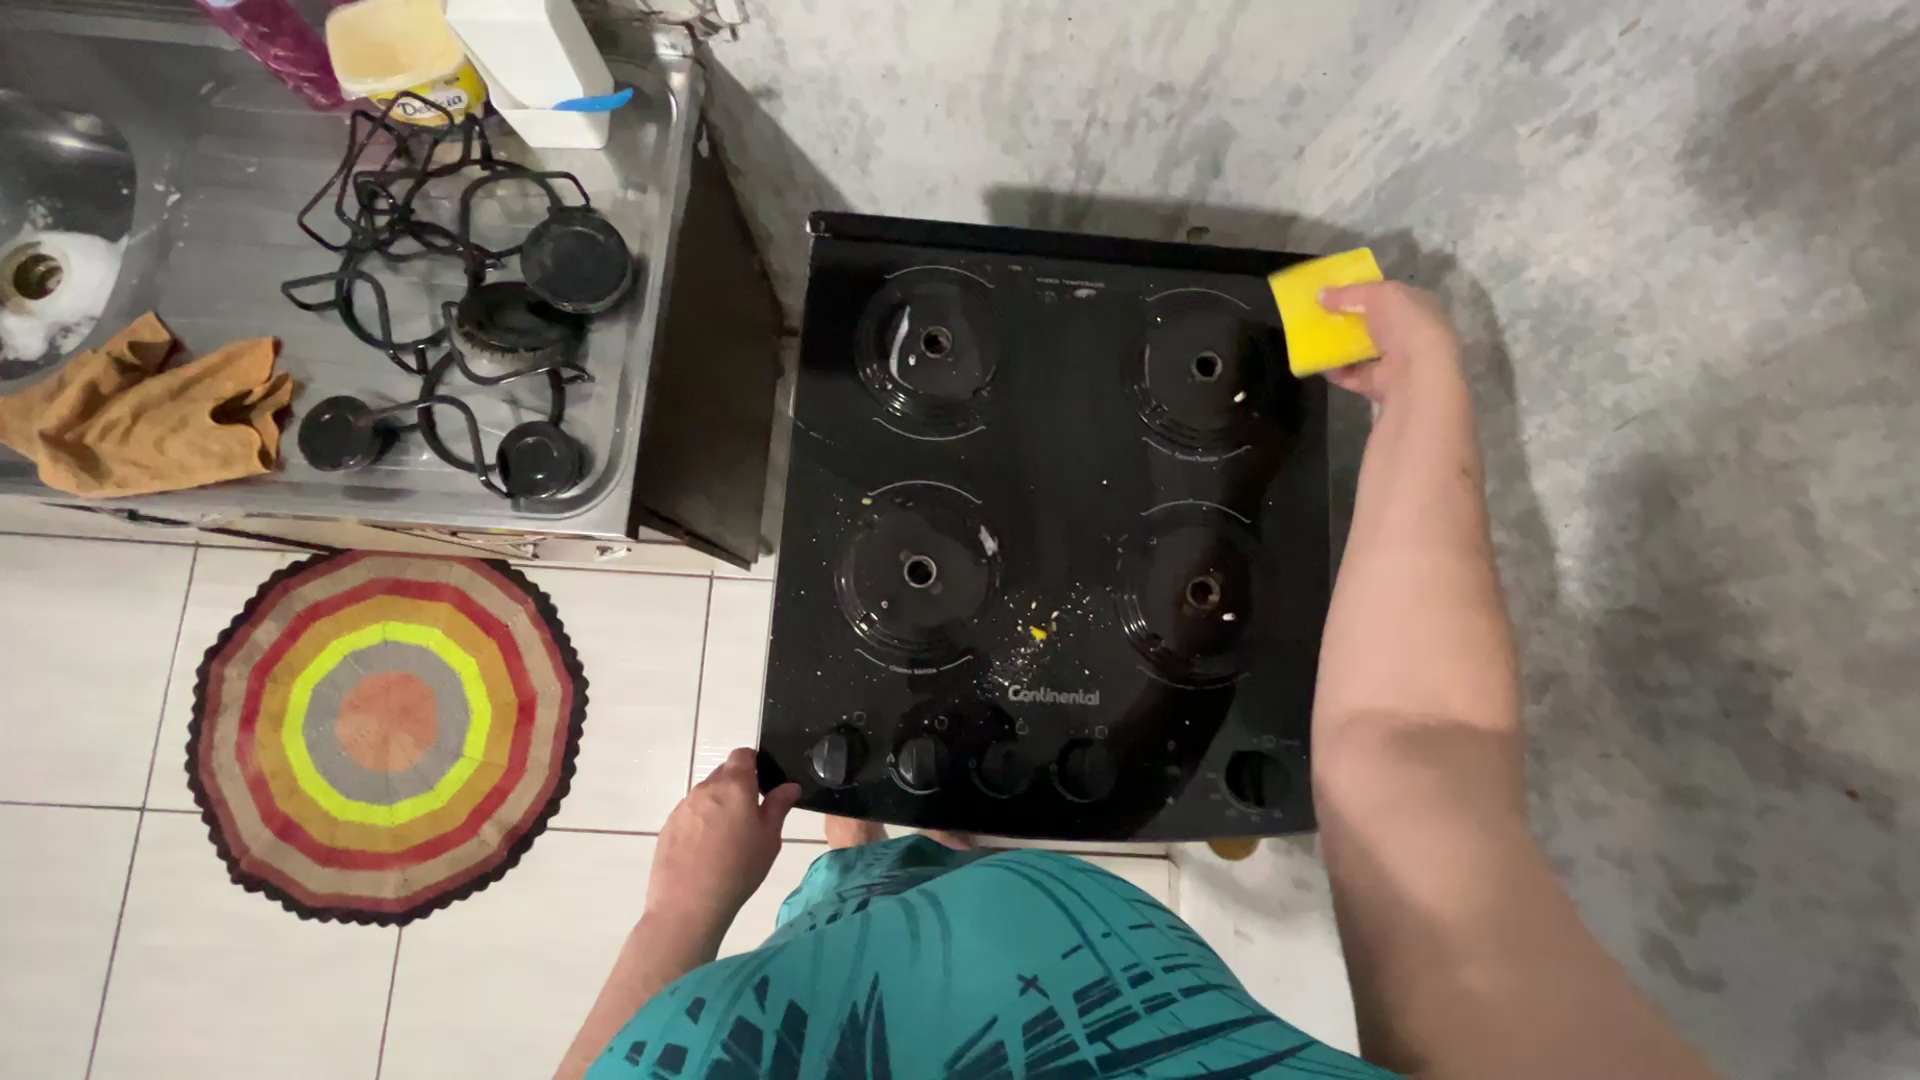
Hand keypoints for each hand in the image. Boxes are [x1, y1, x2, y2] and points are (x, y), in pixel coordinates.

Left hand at [643, 748, 800, 943]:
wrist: (687, 906)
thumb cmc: (738, 869)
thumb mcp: (769, 839)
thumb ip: (778, 806)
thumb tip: (789, 786)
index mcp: (734, 785)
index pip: (742, 755)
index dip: (754, 764)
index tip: (762, 785)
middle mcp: (705, 788)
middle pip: (724, 774)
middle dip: (737, 787)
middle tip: (749, 817)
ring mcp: (683, 807)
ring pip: (706, 795)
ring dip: (718, 806)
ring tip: (726, 839)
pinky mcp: (668, 827)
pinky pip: (690, 815)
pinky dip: (700, 824)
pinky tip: (705, 852)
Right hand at [1316, 281, 1464, 405]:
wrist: (1415, 373)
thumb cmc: (1405, 324)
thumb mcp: (1379, 294)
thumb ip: (1349, 293)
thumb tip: (1320, 295)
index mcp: (1419, 306)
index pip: (1391, 296)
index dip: (1365, 293)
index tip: (1338, 294)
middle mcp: (1409, 333)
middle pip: (1373, 325)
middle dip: (1349, 321)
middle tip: (1322, 317)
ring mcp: (1396, 361)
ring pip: (1362, 351)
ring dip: (1340, 347)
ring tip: (1315, 339)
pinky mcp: (1379, 384)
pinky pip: (1352, 375)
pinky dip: (1336, 371)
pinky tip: (1319, 363)